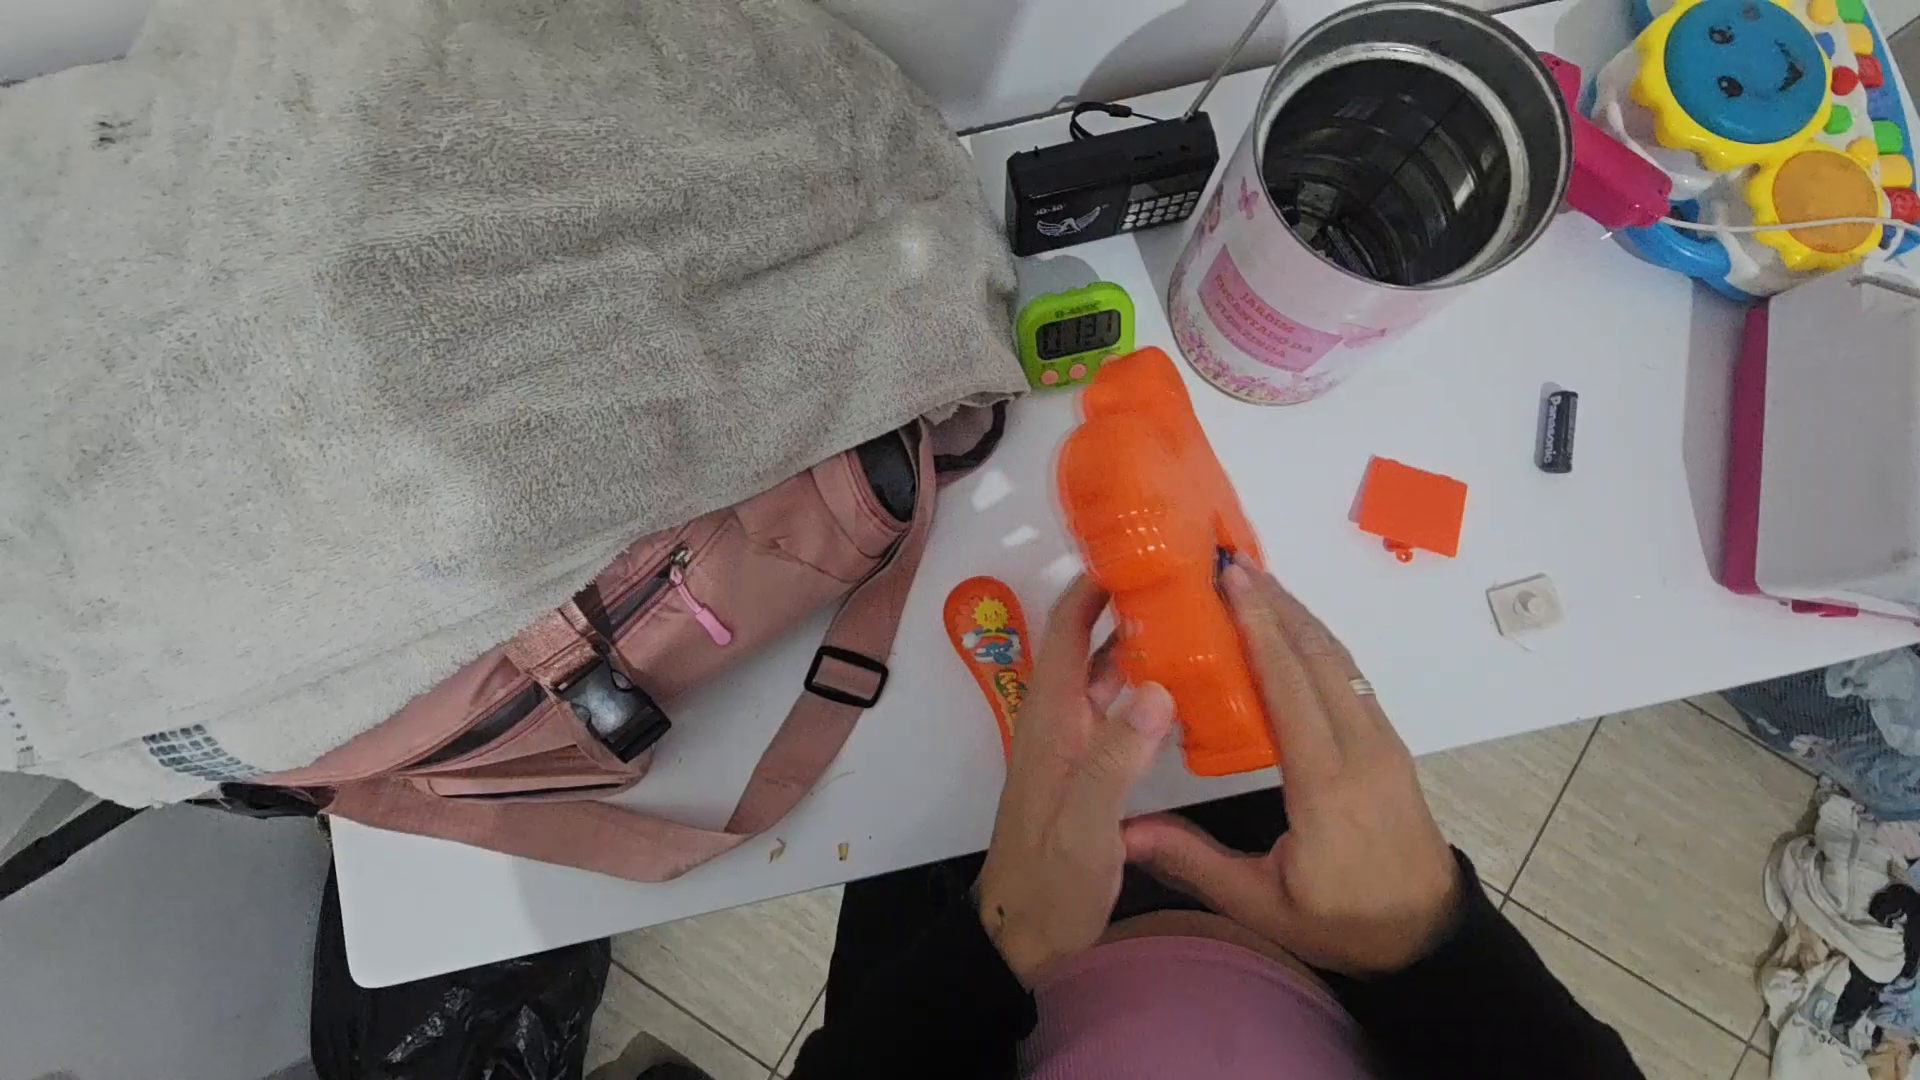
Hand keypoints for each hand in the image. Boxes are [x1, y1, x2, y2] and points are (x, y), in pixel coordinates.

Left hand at [976, 575, 1177, 984]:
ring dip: (1137, 644)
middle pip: (1089, 643)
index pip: (1069, 631)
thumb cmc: (1049, 877)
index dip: (1093, 587)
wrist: (1024, 928)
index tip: (1133, 552)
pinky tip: (1180, 686)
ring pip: (1105, 674)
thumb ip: (1115, 758)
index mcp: (1052, 717)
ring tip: (1189, 619)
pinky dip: (1143, 687)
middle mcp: (1060, 716)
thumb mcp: (1084, 823)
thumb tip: (1155, 689)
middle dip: (1124, 605)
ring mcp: (1073, 739)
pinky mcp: (1087, 762)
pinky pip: (1117, 708)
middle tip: (1178, 579)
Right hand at [1122, 556, 1462, 976]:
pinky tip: (1290, 624)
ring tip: (1256, 579)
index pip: (1291, 687)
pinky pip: (1349, 674)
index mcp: (1327, 782)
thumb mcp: (1263, 905)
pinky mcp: (1387, 740)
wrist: (1431, 940)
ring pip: (1340, 659)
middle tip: (1232, 562)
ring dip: (1298, 613)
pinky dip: (1317, 637)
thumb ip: (1193, 861)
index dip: (1261, 629)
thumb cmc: (1344, 921)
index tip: (1232, 582)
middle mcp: (1361, 746)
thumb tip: (1121, 830)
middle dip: (1275, 603)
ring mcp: (1382, 739)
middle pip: (1318, 656)